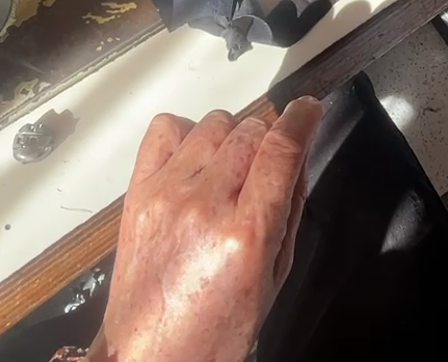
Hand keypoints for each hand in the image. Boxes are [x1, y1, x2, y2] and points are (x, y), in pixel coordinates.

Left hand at [95, 99, 323, 361]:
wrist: (150, 356)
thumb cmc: (215, 329)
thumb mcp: (274, 274)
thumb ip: (290, 205)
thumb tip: (299, 150)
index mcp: (246, 234)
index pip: (282, 147)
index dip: (302, 118)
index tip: (308, 110)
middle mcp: (205, 206)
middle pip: (251, 129)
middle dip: (268, 141)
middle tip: (263, 169)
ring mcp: (168, 194)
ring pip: (215, 123)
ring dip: (231, 139)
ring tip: (227, 171)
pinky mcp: (139, 191)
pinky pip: (167, 127)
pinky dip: (187, 134)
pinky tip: (194, 161)